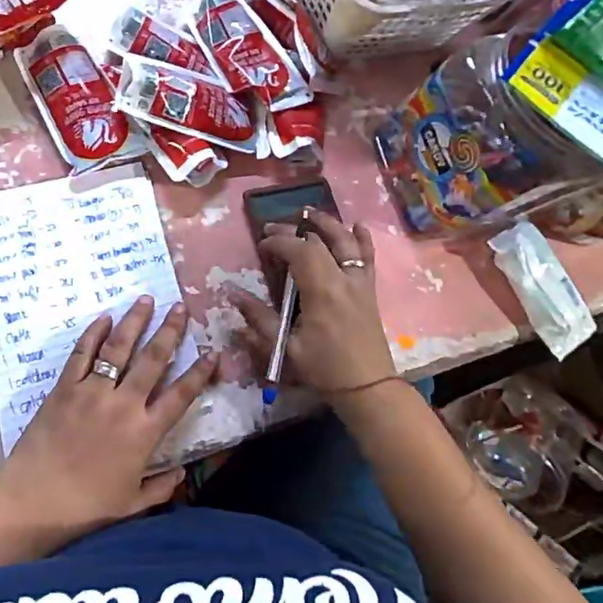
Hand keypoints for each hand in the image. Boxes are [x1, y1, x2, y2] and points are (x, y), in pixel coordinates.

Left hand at [0, 297, 217, 553]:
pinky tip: (104, 318)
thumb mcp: (130, 505)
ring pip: (119, 348)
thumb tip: (182, 473)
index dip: (199, 373)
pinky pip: (82, 354)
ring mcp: (92, 392)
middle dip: (170, 330)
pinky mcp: (65, 387)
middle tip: (180, 307)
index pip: (180, 395)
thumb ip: (159, 488)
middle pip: (153, 359)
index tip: (212, 352)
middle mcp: (123, 405)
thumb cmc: (84, 509)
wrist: (32, 503)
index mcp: (144, 433)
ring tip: (146, 299)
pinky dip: (93, 333)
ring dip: (135, 321)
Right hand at [238, 209, 395, 395]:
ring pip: (345, 241)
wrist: (369, 388)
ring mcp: (360, 282)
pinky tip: (357, 225)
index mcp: (322, 290)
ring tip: (308, 214)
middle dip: (293, 230)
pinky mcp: (369, 289)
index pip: (299, 251)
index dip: (278, 241)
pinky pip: (368, 257)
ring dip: (326, 224)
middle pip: (318, 241)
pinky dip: (363, 239)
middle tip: (273, 229)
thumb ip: (259, 319)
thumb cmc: (325, 369)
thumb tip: (232, 294)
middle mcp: (343, 278)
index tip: (262, 246)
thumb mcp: (286, 348)